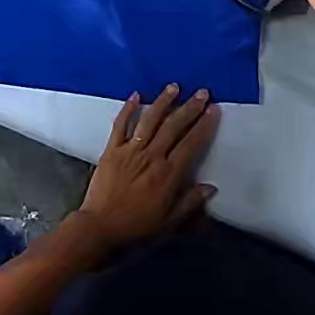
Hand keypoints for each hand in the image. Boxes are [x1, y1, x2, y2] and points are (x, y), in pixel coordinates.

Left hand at [65, 85, 220, 254]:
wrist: (100, 227)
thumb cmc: (137, 227)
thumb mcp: (169, 222)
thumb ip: (190, 203)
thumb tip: (210, 187)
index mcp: (168, 174)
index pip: (191, 144)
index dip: (204, 125)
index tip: (214, 110)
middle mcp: (151, 156)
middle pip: (174, 126)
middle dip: (190, 107)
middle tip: (202, 92)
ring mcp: (130, 150)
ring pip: (150, 120)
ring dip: (163, 102)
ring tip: (174, 87)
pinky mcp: (111, 149)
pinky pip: (120, 124)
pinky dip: (128, 108)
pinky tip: (136, 95)